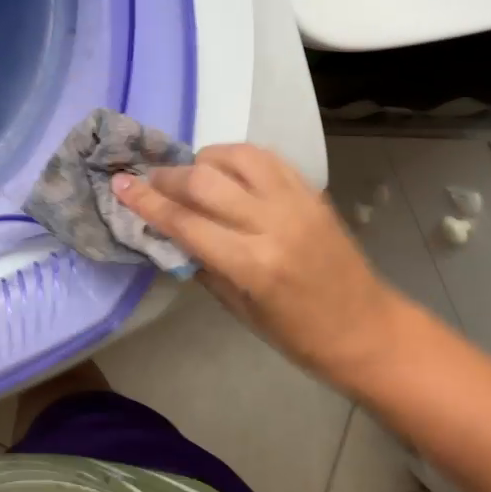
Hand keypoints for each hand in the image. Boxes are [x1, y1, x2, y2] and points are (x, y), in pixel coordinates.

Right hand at [113, 144, 408, 389]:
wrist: (370, 331)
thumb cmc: (299, 336)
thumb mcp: (239, 308)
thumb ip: (201, 262)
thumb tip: (164, 229)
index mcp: (253, 265)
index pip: (185, 222)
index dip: (146, 201)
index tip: (119, 184)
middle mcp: (273, 225)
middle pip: (204, 181)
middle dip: (167, 176)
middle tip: (149, 179)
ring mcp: (296, 202)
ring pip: (235, 156)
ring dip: (204, 159)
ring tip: (192, 174)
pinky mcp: (311, 191)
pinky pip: (265, 157)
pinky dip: (236, 156)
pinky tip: (225, 169)